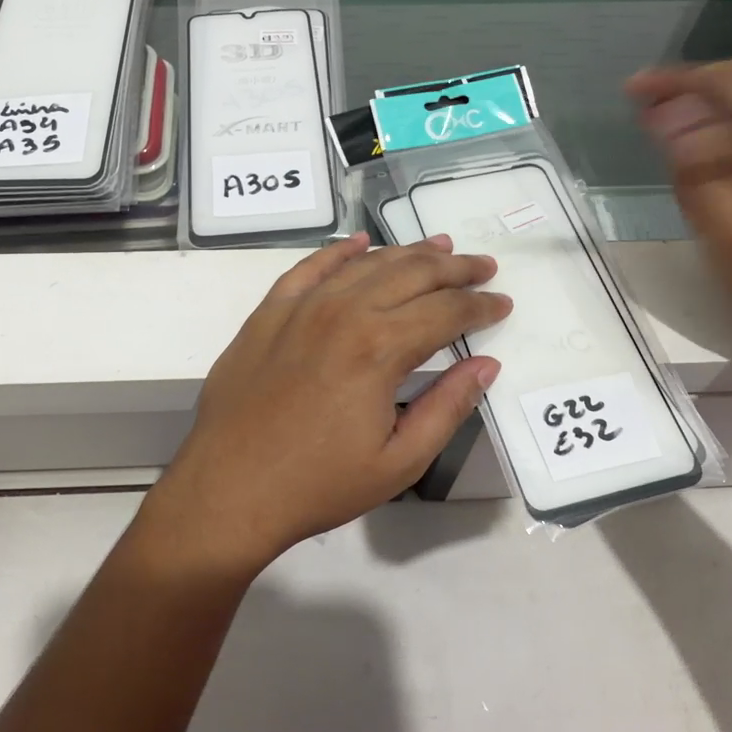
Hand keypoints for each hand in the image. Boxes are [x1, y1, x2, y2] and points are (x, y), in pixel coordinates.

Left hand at [143, 233, 510, 572]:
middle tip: (484, 267)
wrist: (229, 488)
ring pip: (366, 264)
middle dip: (456, 269)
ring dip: (408, 253)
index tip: (502, 304)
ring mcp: (302, 306)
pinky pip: (310, 267)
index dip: (480, 307)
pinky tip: (360, 243)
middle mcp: (344, 312)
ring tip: (440, 247)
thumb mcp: (398, 461)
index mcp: (379, 348)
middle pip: (412, 274)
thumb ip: (448, 407)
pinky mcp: (269, 311)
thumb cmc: (318, 484)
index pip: (446, 312)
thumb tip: (486, 364)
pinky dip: (340, 251)